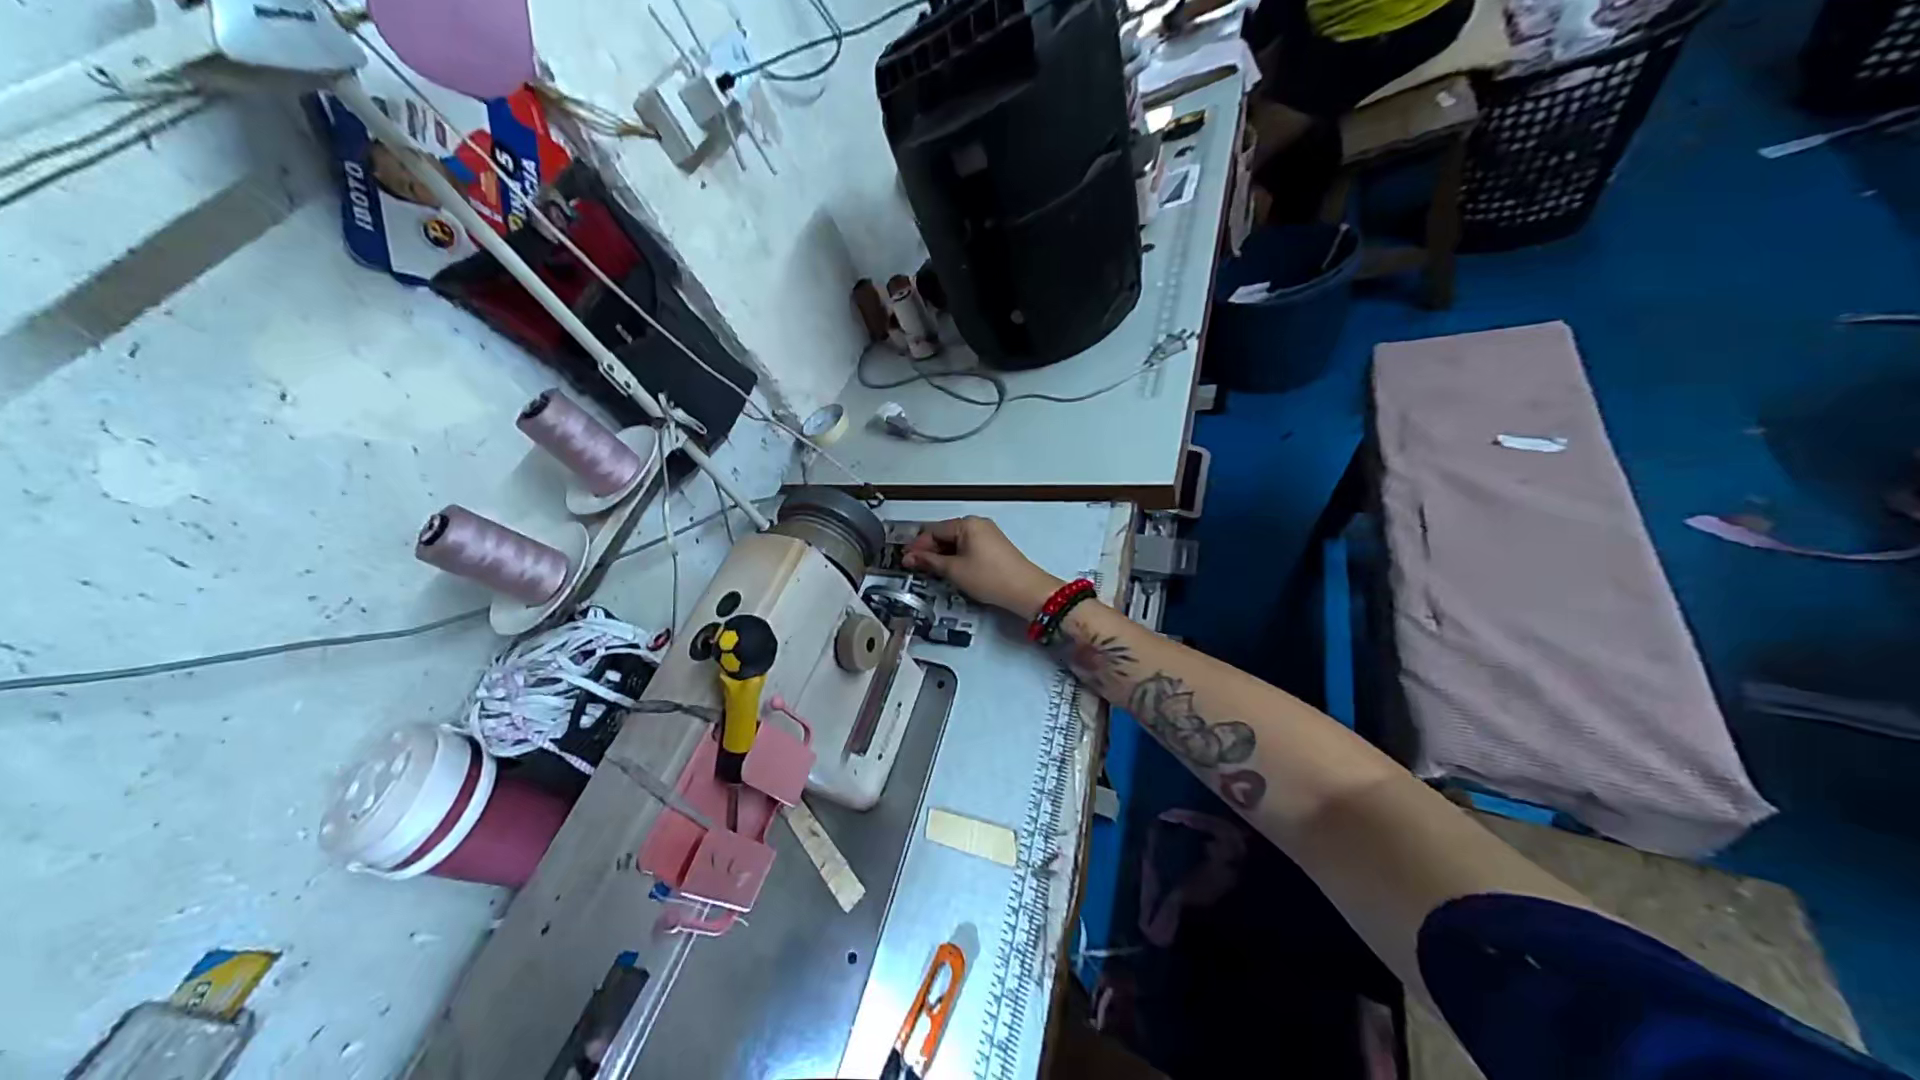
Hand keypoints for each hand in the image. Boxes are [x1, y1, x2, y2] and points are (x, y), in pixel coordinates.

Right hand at [902, 517, 1062, 615]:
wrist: (1025, 590)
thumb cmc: (987, 577)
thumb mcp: (954, 570)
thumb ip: (929, 562)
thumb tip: (909, 558)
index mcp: (967, 524)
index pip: (933, 530)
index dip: (918, 545)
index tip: (905, 561)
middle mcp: (977, 523)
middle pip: (945, 534)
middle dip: (929, 550)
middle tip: (914, 568)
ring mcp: (988, 534)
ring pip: (956, 542)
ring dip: (942, 555)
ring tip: (930, 572)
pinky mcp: (994, 546)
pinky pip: (968, 547)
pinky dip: (956, 557)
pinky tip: (950, 570)